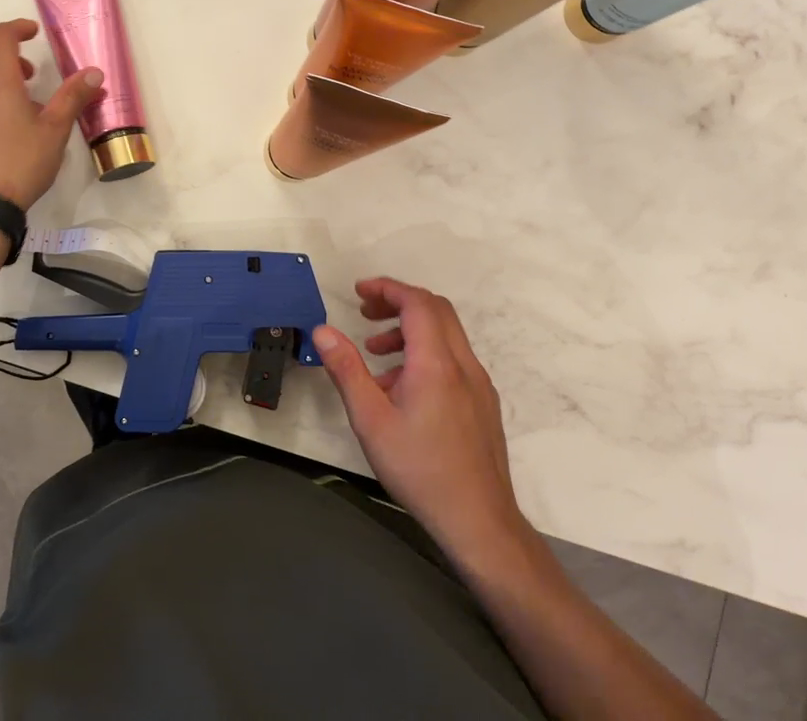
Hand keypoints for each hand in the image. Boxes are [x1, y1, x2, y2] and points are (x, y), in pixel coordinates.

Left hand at [0, 19, 102, 208]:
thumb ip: (73, 97)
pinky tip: (6, 127)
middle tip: (29, 72)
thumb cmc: (22, 164)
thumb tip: (94, 73)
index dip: (18, 27)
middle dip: (3, 51)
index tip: (35, 33)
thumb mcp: (55, 131)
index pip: (0, 37)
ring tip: (24, 105)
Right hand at [314, 279, 525, 553]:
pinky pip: (453, 361)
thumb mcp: (369, 419)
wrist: (477, 518)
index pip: (418, 304)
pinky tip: (400, 389)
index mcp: (436, 364)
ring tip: (374, 355)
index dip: (388, 289)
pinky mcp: (483, 404)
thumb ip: (346, 370)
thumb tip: (323, 330)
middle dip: (398, 303)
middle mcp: (464, 366)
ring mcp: (479, 385)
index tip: (359, 292)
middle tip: (364, 313)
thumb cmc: (418, 468)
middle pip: (437, 312)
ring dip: (410, 331)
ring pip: (447, 336)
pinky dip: (424, 355)